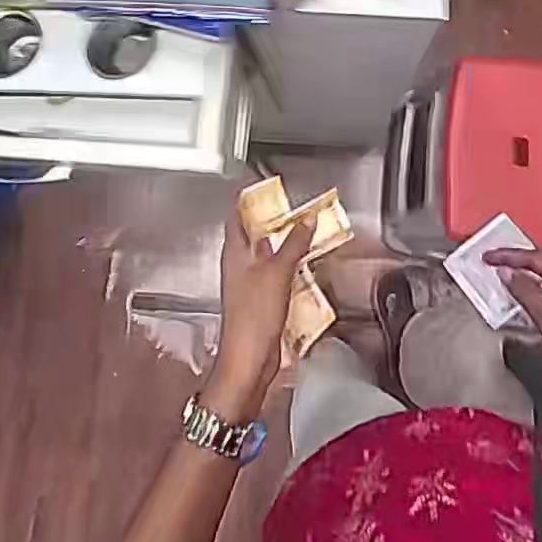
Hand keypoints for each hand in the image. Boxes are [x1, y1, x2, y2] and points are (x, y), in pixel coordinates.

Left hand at [206, 211, 313, 419]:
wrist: (249, 359)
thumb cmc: (253, 317)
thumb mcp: (278, 272)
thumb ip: (293, 244)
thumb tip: (306, 219)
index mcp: (235, 253)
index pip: (237, 215)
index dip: (247, 197)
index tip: (260, 182)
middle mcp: (239, 265)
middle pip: (254, 233)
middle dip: (271, 219)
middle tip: (291, 205)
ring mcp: (250, 282)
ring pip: (267, 253)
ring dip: (284, 243)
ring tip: (304, 230)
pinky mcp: (262, 299)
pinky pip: (277, 274)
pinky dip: (290, 265)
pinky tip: (304, 265)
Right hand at [485, 248, 541, 427]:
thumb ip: (527, 294)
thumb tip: (508, 274)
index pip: (540, 258)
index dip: (511, 256)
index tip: (487, 257)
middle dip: (520, 262)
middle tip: (493, 262)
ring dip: (530, 278)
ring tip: (506, 280)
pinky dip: (541, 293)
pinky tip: (528, 301)